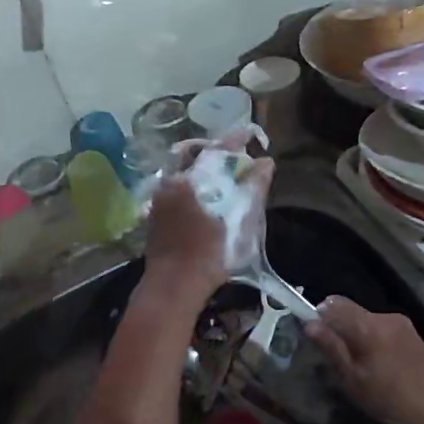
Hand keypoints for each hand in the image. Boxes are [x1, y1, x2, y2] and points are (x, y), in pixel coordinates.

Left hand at [143, 150, 273, 299]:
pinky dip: (196, 188)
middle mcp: (166, 185)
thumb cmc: (205, 254)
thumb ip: (251, 189)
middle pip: (193, 158)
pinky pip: (178, 192)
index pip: (212, 150)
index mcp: (183, 180)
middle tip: (238, 156)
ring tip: (228, 176)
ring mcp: (158, 203)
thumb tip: (266, 163)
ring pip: (184, 175)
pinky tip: (210, 199)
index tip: (250, 135)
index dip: (233, 141)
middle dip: (217, 154)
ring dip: (206, 172)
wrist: (173, 288)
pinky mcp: (156, 219)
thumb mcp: (235, 222)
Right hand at [306, 296, 423, 423]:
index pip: (332, 304)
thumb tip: (310, 323)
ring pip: (365, 321)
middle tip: (335, 360)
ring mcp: (401, 324)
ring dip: (355, 336)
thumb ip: (332, 348)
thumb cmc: (393, 399)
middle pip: (350, 311)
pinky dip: (372, 342)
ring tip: (358, 369)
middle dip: (337, 328)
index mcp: (367, 325)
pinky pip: (381, 330)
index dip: (318, 316)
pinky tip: (378, 369)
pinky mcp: (412, 335)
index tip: (316, 339)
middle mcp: (384, 316)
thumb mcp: (354, 379)